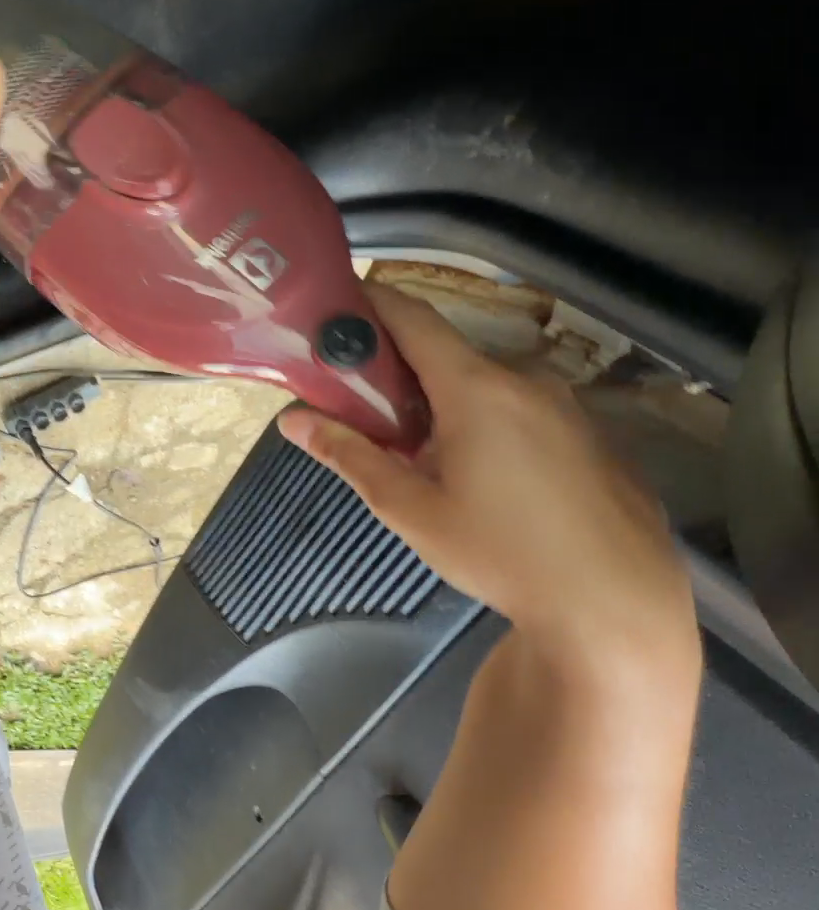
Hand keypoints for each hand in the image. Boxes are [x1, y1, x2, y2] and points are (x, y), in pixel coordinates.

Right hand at [277, 285, 696, 671]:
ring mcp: (565, 408)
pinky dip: (475, 419)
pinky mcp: (587, 436)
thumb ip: (348, 454)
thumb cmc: (500, 551)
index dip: (369, 303)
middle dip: (390, 368)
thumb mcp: (407, 507)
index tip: (330, 308)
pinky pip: (515, 408)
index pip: (413, 318)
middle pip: (442, 353)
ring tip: (404, 446)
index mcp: (476, 389)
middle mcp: (525, 383)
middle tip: (350, 402)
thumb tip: (291, 419)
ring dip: (432, 399)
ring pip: (478, 384)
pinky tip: (467, 471)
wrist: (618, 607)